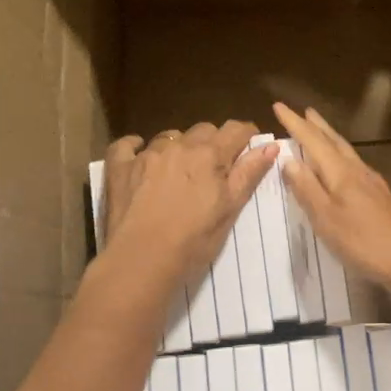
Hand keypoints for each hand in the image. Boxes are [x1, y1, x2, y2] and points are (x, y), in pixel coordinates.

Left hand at [102, 122, 276, 281]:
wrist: (142, 260)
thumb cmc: (193, 241)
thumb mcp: (229, 210)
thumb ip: (249, 174)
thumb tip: (270, 145)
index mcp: (209, 155)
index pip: (235, 130)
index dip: (246, 135)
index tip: (249, 147)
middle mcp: (179, 146)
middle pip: (203, 130)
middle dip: (213, 142)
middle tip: (215, 169)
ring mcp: (147, 155)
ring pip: (170, 136)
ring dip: (179, 147)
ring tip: (180, 171)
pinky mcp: (120, 167)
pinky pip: (126, 145)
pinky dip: (135, 146)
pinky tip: (140, 154)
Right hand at [273, 102, 390, 286]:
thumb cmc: (362, 241)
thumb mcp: (326, 219)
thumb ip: (307, 189)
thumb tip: (289, 159)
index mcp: (341, 173)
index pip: (313, 141)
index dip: (295, 124)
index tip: (278, 106)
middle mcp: (358, 171)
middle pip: (334, 141)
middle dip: (317, 126)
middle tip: (305, 111)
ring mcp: (372, 183)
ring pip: (347, 152)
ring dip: (331, 138)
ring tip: (320, 131)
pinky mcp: (381, 197)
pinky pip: (355, 165)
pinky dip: (342, 156)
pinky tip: (344, 166)